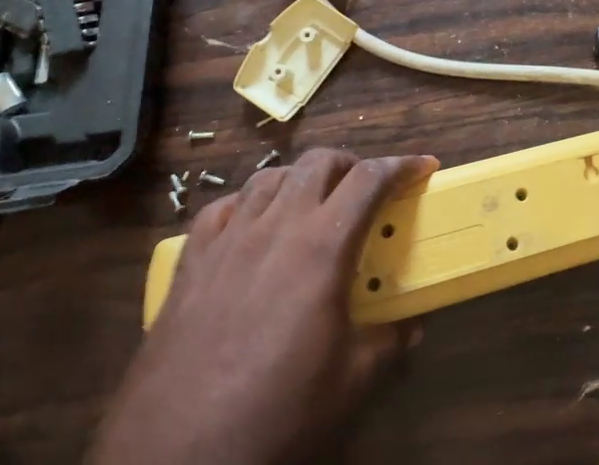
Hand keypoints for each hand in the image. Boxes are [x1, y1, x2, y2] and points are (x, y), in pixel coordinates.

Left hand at [89, 149, 438, 464]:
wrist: (175, 453)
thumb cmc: (276, 412)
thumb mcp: (352, 383)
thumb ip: (389, 343)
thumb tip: (411, 327)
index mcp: (322, 247)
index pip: (370, 179)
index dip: (403, 165)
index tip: (424, 167)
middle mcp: (275, 228)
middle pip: (318, 163)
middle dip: (352, 164)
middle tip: (369, 190)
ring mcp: (227, 242)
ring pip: (270, 177)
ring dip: (302, 179)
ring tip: (316, 203)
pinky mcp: (189, 264)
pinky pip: (222, 208)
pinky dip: (249, 202)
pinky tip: (255, 224)